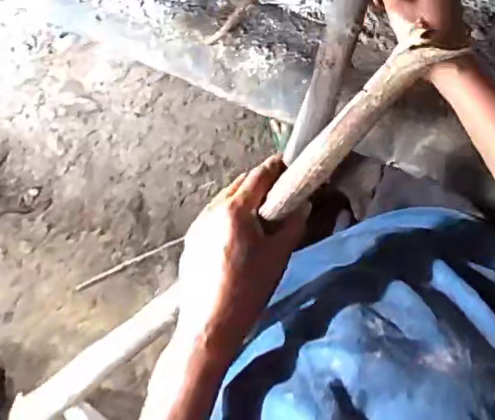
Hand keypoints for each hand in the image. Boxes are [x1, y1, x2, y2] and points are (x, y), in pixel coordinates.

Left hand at [174, 156, 308, 348]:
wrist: (208, 328)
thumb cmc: (247, 291)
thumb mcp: (278, 256)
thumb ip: (293, 224)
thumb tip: (303, 203)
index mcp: (235, 209)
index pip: (259, 175)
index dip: (276, 167)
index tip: (289, 165)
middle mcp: (213, 208)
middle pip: (241, 183)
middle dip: (260, 182)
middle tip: (280, 192)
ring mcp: (199, 223)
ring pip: (226, 197)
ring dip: (244, 198)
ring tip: (261, 214)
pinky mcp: (191, 239)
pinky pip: (214, 215)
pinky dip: (229, 214)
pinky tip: (240, 234)